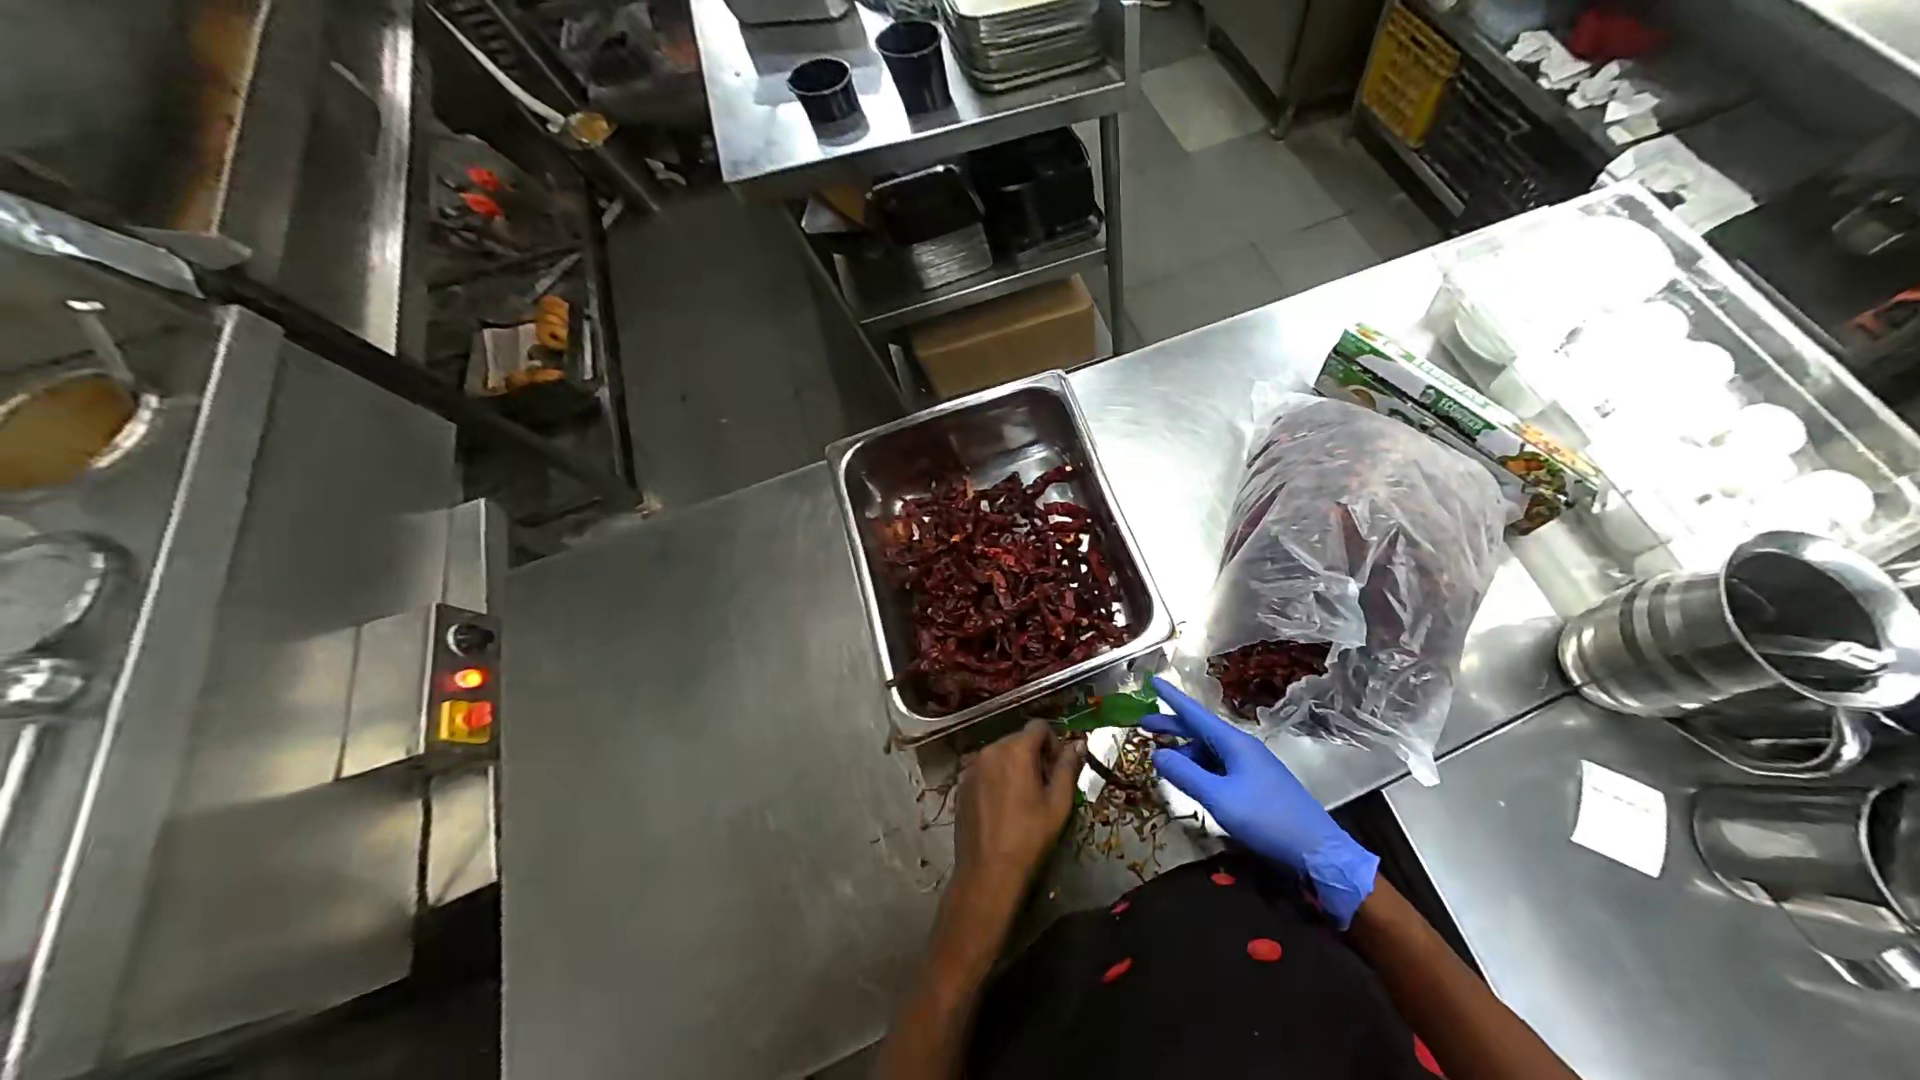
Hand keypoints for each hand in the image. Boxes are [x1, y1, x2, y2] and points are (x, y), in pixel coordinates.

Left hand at [952, 720, 1083, 908]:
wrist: (988, 871)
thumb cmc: (1029, 837)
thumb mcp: (1058, 804)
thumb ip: (1067, 768)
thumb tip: (1077, 745)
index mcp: (1016, 750)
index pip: (1038, 726)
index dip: (1053, 742)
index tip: (1056, 768)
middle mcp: (990, 750)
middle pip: (1018, 739)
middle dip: (1034, 755)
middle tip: (1043, 786)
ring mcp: (971, 767)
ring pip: (1000, 754)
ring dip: (1014, 766)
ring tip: (1022, 798)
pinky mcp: (961, 784)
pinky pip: (984, 769)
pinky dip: (996, 777)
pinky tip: (1002, 806)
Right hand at [1145, 675, 1378, 927]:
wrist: (1317, 850)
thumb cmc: (1267, 819)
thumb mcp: (1219, 798)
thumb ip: (1185, 774)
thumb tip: (1156, 754)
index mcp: (1234, 743)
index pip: (1195, 713)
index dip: (1172, 697)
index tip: (1153, 680)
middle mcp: (1242, 747)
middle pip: (1200, 730)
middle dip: (1172, 726)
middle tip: (1143, 725)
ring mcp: (1250, 765)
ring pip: (1209, 750)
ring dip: (1185, 753)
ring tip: (1164, 766)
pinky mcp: (1255, 782)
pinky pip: (1219, 766)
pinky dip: (1200, 768)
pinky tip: (1191, 781)